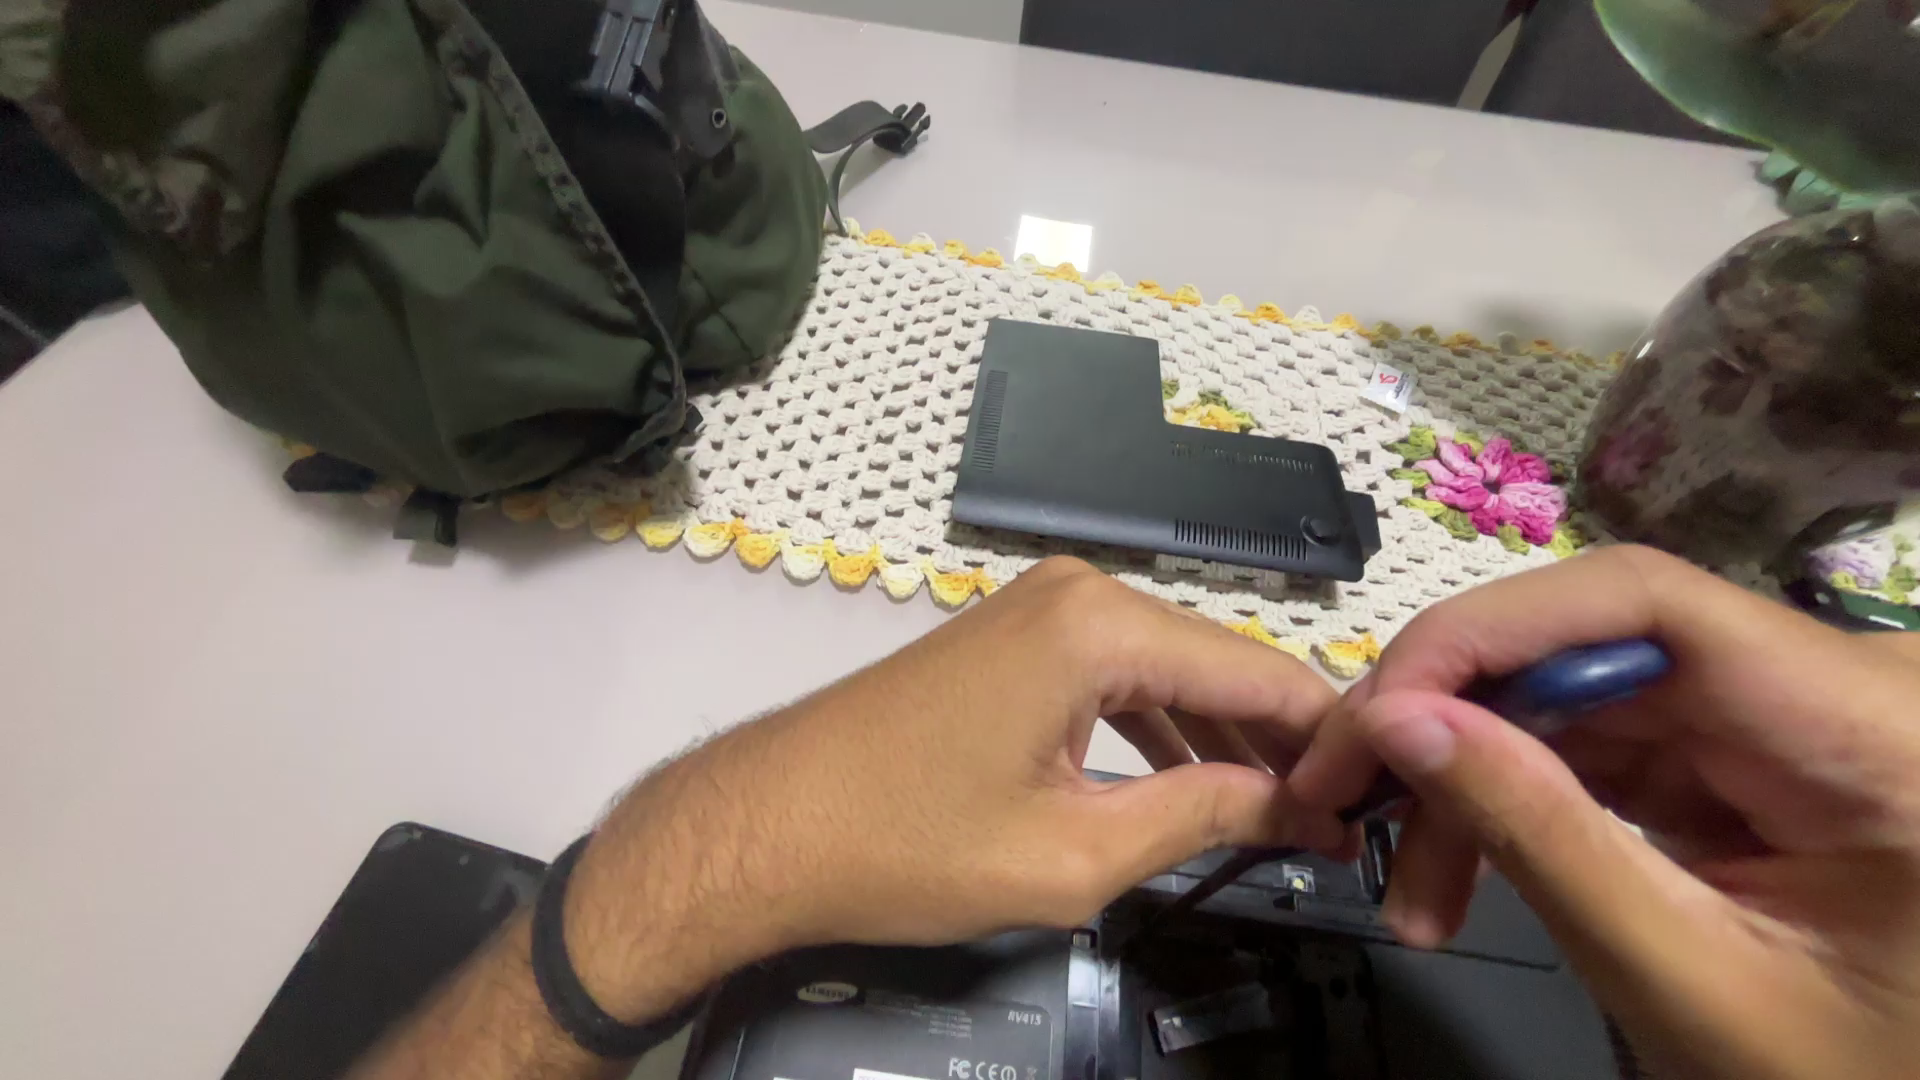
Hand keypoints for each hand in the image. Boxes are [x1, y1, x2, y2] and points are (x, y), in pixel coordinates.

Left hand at [566, 557, 1342, 1024]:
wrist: (769, 820)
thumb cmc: (909, 841)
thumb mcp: (1073, 853)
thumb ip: (1199, 817)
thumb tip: (1293, 808)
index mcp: (1100, 624)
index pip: (1253, 672)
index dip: (1324, 739)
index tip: (1372, 803)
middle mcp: (1077, 592)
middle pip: (1210, 664)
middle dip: (1274, 742)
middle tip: (1330, 824)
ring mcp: (1039, 608)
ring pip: (1161, 671)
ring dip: (1215, 740)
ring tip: (1274, 816)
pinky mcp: (1013, 637)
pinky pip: (1110, 677)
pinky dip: (1152, 729)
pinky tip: (1188, 784)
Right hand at [1288, 545, 1919, 1079]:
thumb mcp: (1691, 981)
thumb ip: (1537, 834)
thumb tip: (1391, 719)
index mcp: (1876, 728)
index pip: (1634, 601)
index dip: (1478, 634)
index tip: (1375, 716)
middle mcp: (1823, 686)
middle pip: (1569, 649)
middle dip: (1441, 724)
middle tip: (1342, 799)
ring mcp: (1766, 716)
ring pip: (1548, 700)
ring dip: (1458, 782)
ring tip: (1409, 888)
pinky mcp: (1720, 751)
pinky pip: (1572, 744)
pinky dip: (1499, 801)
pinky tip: (1454, 867)